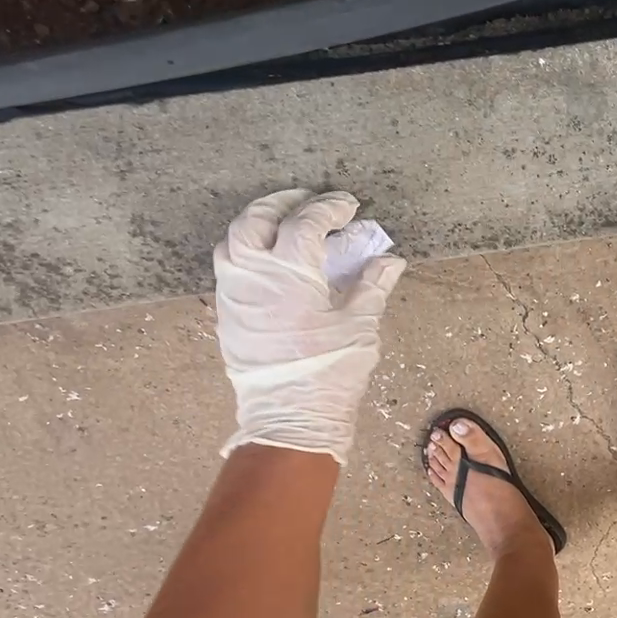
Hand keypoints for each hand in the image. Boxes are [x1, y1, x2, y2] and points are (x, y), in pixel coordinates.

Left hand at [214, 189, 405, 463]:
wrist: (290, 416)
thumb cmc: (329, 373)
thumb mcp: (360, 326)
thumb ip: (372, 286)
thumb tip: (389, 260)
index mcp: (288, 273)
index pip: (306, 223)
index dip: (330, 209)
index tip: (349, 205)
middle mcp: (251, 274)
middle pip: (258, 218)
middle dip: (286, 203)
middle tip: (312, 201)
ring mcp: (233, 292)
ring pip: (236, 238)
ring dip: (261, 221)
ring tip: (287, 221)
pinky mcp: (228, 312)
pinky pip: (231, 264)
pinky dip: (250, 248)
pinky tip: (273, 258)